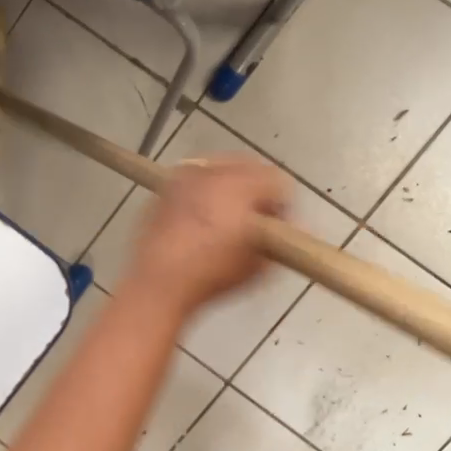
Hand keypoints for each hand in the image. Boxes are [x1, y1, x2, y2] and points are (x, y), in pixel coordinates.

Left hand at [127, 157, 291, 315]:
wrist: (157, 283)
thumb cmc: (212, 275)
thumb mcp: (259, 264)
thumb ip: (282, 239)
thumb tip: (294, 229)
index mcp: (242, 185)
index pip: (277, 181)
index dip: (281, 203)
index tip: (277, 224)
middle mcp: (212, 172)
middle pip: (247, 167)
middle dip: (254, 189)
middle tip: (253, 218)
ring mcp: (183, 177)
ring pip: (217, 169)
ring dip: (227, 187)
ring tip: (226, 217)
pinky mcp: (162, 190)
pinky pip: (190, 181)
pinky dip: (200, 193)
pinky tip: (198, 218)